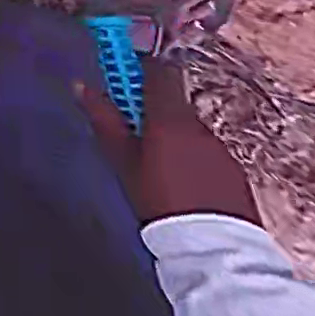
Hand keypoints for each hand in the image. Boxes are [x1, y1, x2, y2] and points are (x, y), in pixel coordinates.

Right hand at [79, 59, 260, 225]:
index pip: (158, 71)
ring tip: (154, 164)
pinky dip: (189, 155)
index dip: (139, 65)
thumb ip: (104, 119)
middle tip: (130, 130)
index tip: (121, 72)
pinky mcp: (234, 171)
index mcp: (169, 117)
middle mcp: (198, 125)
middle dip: (149, 108)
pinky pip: (204, 150)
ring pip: (187, 128)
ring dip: (169, 134)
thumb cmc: (158, 198)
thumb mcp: (122, 159)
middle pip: (171, 101)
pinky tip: (180, 181)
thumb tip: (81, 85)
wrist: (215, 250)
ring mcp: (219, 148)